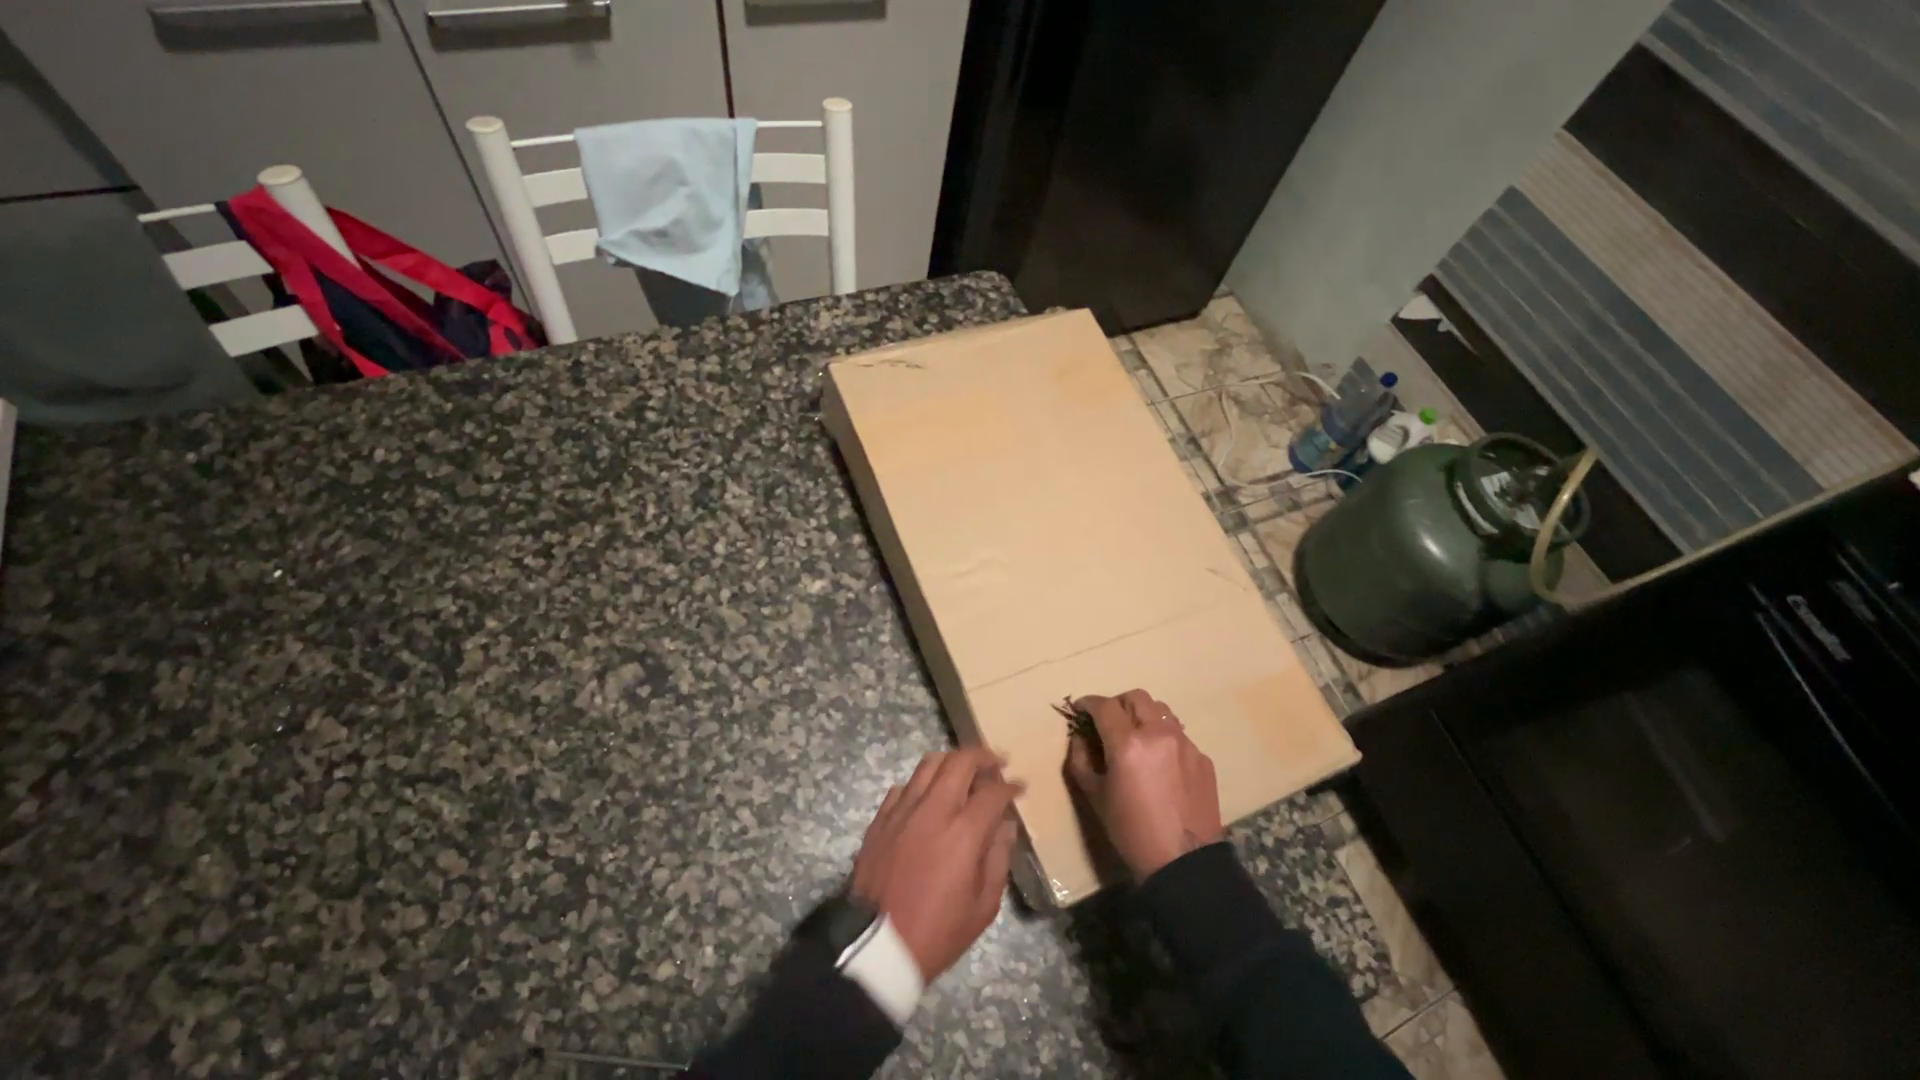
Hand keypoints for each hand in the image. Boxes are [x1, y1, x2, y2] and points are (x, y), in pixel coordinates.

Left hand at [849, 747, 1022, 979]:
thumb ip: (998, 859)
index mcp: (963, 833)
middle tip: (996, 764)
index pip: (993, 792)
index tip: (1020, 787)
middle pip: (960, 761)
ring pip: (929, 764)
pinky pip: (904, 786)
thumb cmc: (937, 932)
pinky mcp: (880, 819)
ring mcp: (902, 811)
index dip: (1011, 786)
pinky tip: (930, 799)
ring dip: (951, 763)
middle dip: (983, 757)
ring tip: (964, 775)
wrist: (877, 947)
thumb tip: (1004, 826)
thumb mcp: (983, 906)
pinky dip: (922, 784)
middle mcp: (932, 811)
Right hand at [1066, 689, 1222, 880]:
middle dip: (1117, 704)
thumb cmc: (1131, 831)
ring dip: (1143, 716)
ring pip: (1161, 711)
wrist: (1183, 861)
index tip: (1080, 709)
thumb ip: (1081, 760)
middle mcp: (1159, 733)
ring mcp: (1185, 743)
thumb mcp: (1095, 797)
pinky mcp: (1203, 757)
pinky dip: (1163, 739)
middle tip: (1108, 722)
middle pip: (1136, 697)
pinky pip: (1179, 735)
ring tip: (1136, 738)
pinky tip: (1160, 765)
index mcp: (1128, 743)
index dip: (1088, 703)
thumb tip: (1080, 738)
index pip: (1104, 706)